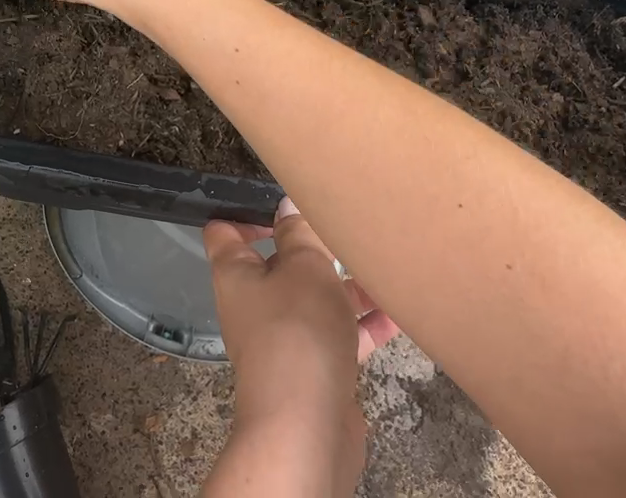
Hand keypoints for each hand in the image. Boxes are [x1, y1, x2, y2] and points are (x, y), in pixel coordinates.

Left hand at [202, 199, 398, 496]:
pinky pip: (336, 334)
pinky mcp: (311, 367)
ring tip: (384, 265)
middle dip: (313, 248)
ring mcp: (281, 336)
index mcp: (235, 272)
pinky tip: (399, 313)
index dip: (247, 211)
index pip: (226, 229)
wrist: (305, 426)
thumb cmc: (297, 331)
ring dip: (346, 285)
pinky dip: (363, 323)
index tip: (285, 200)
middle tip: (349, 227)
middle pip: (280, 263)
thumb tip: (286, 205)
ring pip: (313, 299)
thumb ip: (299, 232)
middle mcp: (252, 302)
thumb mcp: (304, 268)